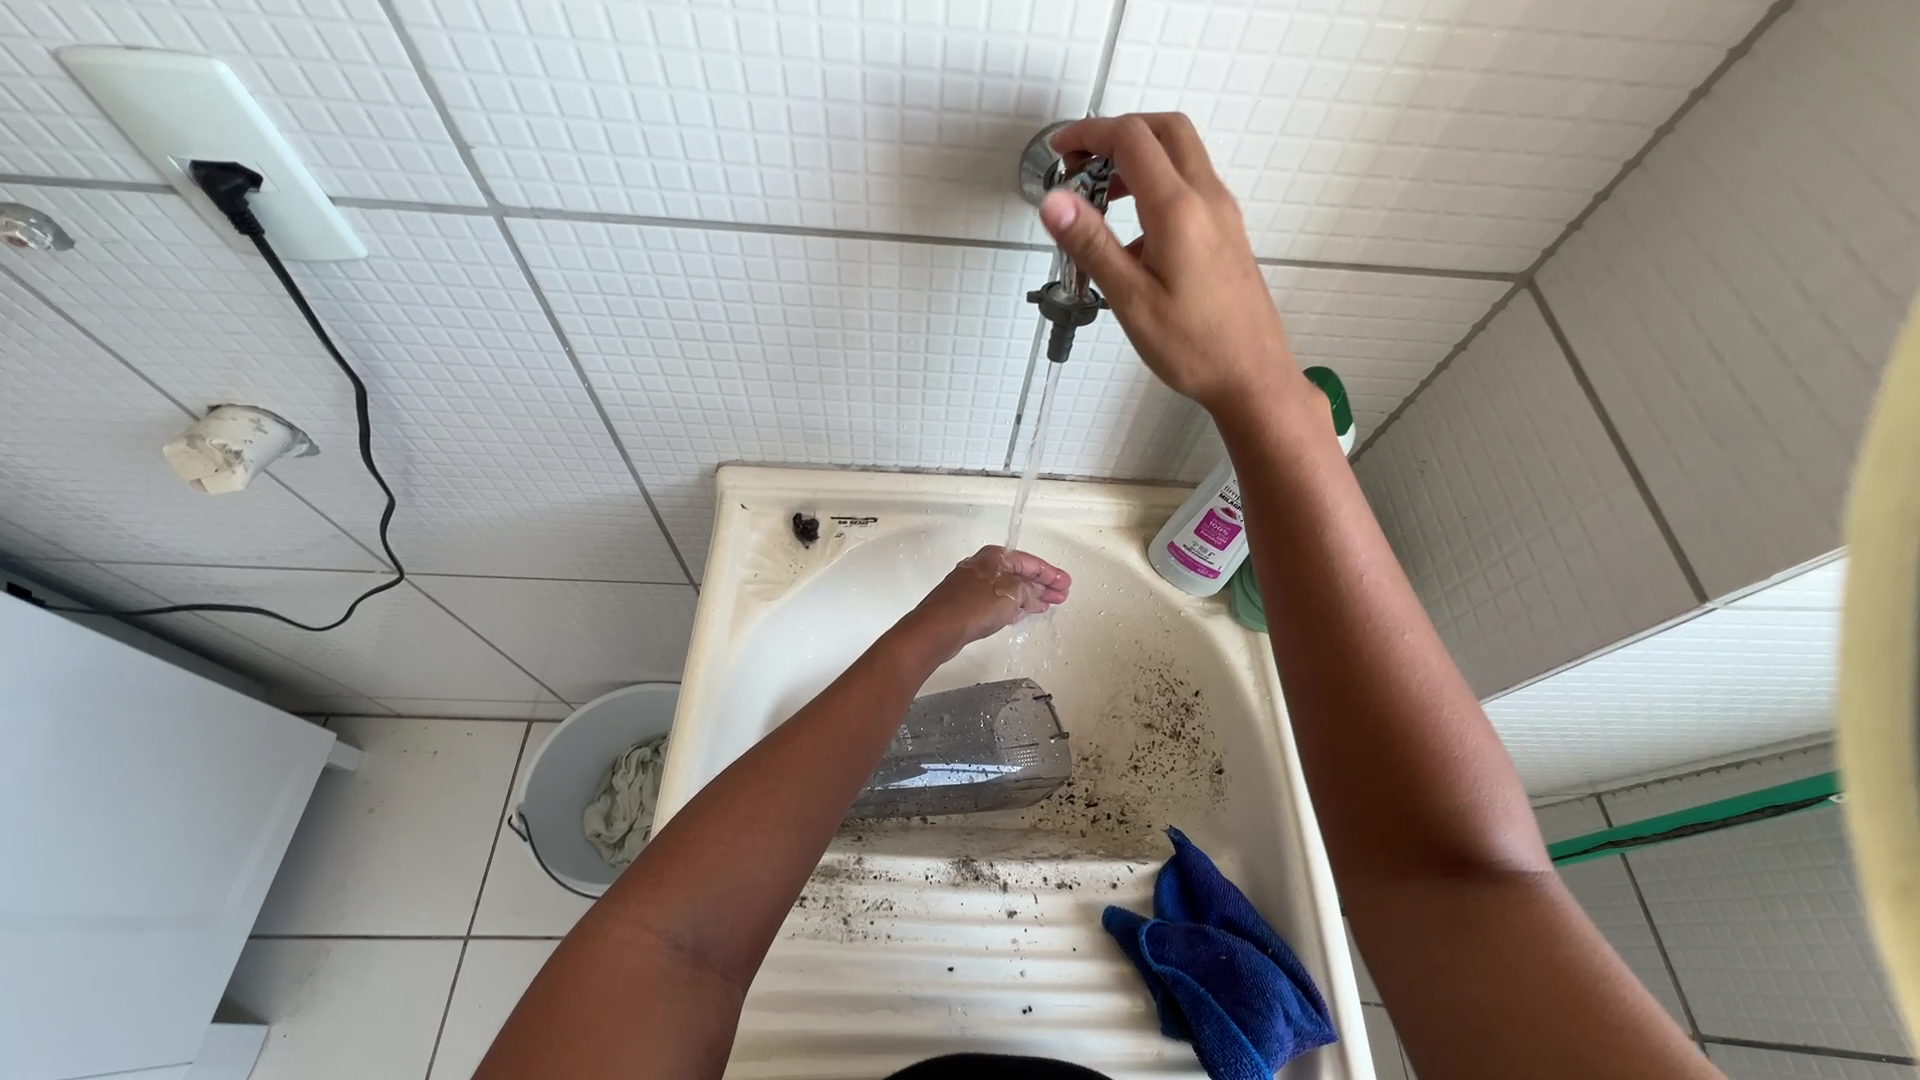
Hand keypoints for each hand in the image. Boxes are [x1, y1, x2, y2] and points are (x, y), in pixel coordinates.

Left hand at [901, 546, 1070, 659]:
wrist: (938, 629)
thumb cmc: (972, 607)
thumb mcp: (1012, 594)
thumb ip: (1029, 591)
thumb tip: (1035, 592)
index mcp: (994, 557)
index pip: (1030, 561)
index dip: (1051, 574)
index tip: (1065, 583)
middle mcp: (982, 567)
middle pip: (1019, 573)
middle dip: (1042, 584)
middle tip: (1060, 595)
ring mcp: (972, 586)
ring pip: (1008, 588)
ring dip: (1028, 596)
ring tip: (1045, 604)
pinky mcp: (966, 604)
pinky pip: (997, 601)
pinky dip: (1012, 605)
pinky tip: (1021, 612)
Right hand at [1040, 113, 1311, 418]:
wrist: (1251, 375)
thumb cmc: (1194, 346)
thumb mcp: (1130, 299)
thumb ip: (1091, 243)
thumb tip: (1053, 201)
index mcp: (1179, 210)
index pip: (1131, 139)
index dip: (1089, 134)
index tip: (1059, 149)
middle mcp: (1208, 199)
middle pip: (1164, 130)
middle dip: (1117, 134)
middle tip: (1080, 163)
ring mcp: (1223, 214)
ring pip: (1181, 155)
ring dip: (1138, 158)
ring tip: (1100, 197)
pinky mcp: (1227, 233)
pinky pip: (1191, 186)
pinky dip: (1157, 185)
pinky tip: (1133, 234)